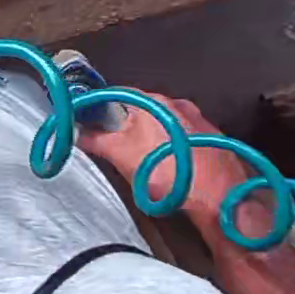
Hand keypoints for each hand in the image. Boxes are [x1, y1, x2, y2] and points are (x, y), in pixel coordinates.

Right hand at [78, 90, 250, 227]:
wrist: (221, 199)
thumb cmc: (163, 171)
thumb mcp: (118, 155)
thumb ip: (93, 139)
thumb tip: (74, 132)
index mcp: (153, 101)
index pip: (118, 94)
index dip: (101, 106)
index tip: (89, 120)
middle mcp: (179, 104)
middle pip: (143, 109)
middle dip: (127, 124)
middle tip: (115, 143)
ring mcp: (202, 121)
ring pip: (165, 123)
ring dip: (151, 135)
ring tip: (143, 157)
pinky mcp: (218, 139)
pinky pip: (184, 136)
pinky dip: (173, 145)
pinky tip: (170, 164)